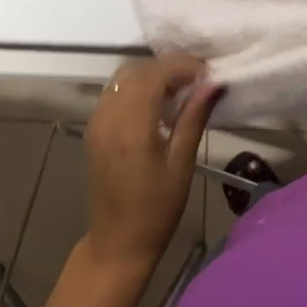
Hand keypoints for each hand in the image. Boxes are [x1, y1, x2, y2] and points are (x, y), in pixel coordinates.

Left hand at [84, 54, 220, 268]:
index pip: (154, 75)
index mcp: (131, 127)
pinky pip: (113, 96)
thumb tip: (213, 84)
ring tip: (179, 93)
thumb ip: (194, 118)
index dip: (182, 66)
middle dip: (166, 68)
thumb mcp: (182, 163)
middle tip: (197, 82)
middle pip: (135, 71)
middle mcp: (108, 117)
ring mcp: (96, 123)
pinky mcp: (93, 131)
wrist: (119, 239)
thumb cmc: (157, 209)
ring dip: (150, 77)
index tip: (207, 73)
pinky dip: (135, 91)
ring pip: (121, 81)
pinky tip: (157, 108)